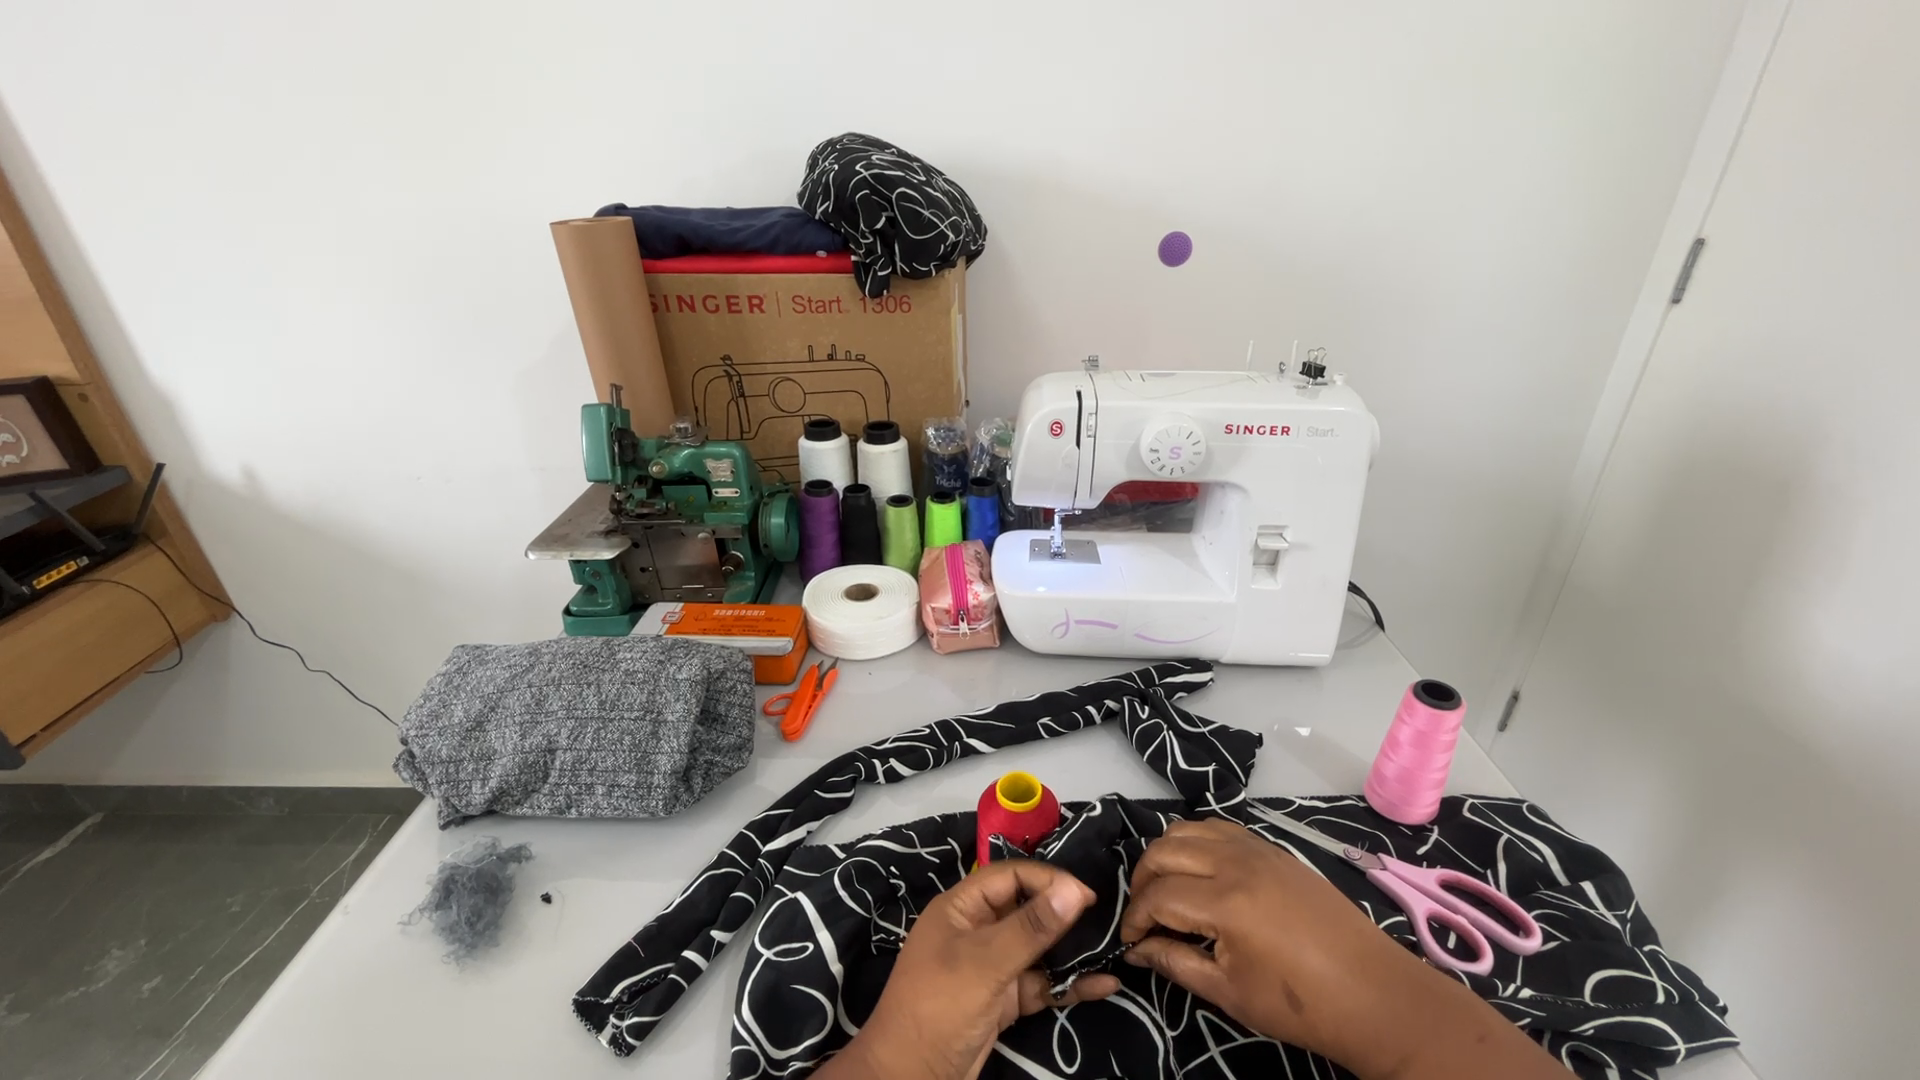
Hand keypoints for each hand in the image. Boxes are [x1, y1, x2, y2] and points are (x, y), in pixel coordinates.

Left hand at [820, 860, 1120, 1079]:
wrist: (910, 1076)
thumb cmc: (940, 1005)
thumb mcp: (986, 963)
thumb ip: (1031, 928)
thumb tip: (1075, 889)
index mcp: (961, 907)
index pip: (1010, 876)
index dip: (1047, 880)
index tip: (1087, 895)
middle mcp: (976, 930)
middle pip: (1026, 909)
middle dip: (1063, 913)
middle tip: (1107, 919)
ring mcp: (991, 967)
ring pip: (1037, 949)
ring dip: (1071, 950)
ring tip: (1113, 949)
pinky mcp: (1003, 1000)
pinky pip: (1041, 984)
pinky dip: (1069, 985)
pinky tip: (1103, 985)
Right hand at [1121, 819, 1569, 1079]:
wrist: (1377, 996)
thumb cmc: (1301, 1006)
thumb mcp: (1230, 994)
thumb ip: (1175, 964)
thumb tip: (1136, 950)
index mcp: (1225, 902)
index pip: (1157, 895)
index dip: (1134, 918)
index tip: (1131, 941)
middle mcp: (1236, 862)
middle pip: (1164, 851)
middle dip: (1142, 881)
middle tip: (1143, 916)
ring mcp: (1257, 849)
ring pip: (1188, 829)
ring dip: (1166, 855)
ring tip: (1166, 889)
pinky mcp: (1274, 849)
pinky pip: (1219, 828)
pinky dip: (1196, 841)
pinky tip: (1198, 871)